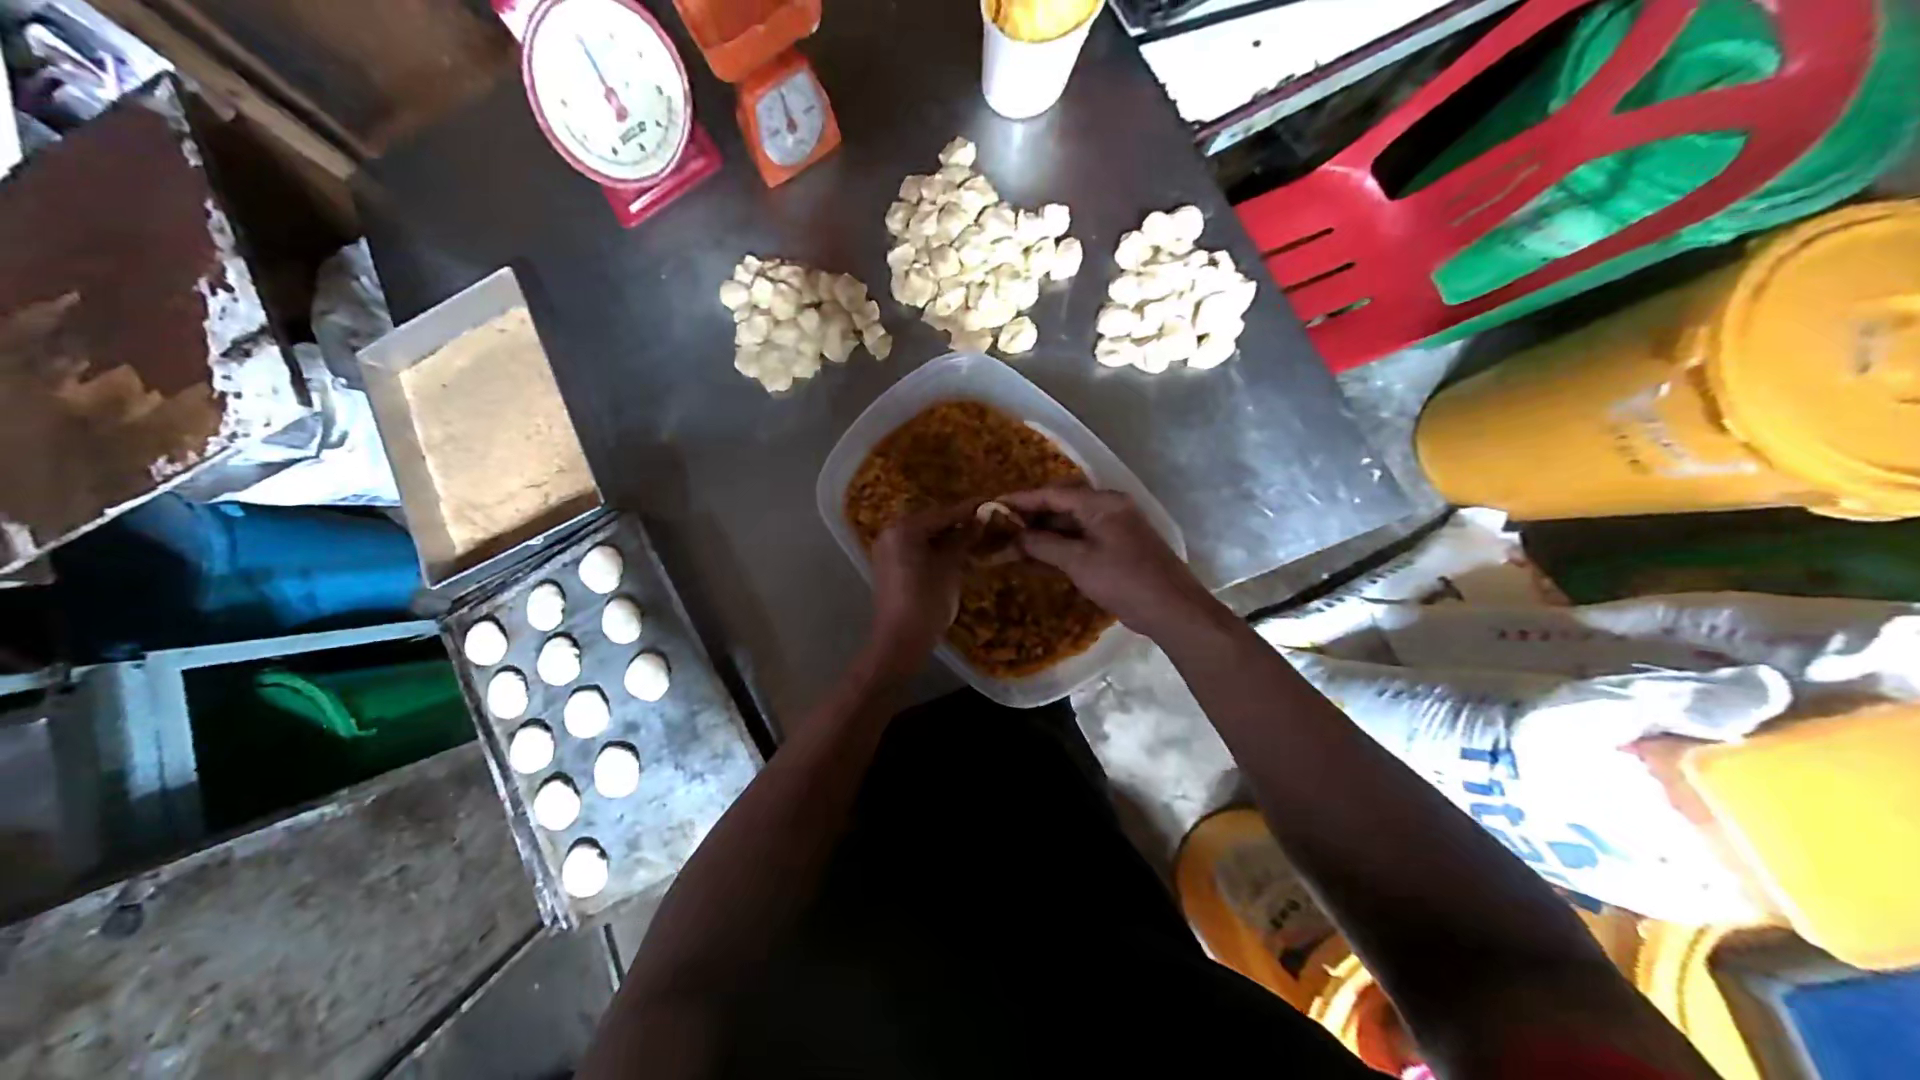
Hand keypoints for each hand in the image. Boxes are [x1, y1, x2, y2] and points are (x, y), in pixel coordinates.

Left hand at [867, 502, 982, 665]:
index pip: (943, 513)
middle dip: (958, 522)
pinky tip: (956, 554)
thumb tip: (980, 519)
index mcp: (904, 529)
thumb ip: (964, 539)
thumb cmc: (927, 601)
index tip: (992, 503)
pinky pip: (915, 549)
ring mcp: (887, 550)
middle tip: (985, 522)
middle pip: (931, 521)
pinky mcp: (889, 566)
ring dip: (947, 537)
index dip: (969, 509)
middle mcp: (891, 533)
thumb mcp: (950, 567)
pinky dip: (935, 549)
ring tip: (975, 538)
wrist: (900, 640)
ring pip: (924, 536)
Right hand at [1000, 486, 1220, 639]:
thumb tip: (1015, 537)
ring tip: (1012, 544)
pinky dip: (1060, 546)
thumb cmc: (1124, 580)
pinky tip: (1038, 558)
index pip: (1053, 494)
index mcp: (1102, 503)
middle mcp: (1109, 507)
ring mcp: (1116, 527)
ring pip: (1071, 524)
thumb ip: (1043, 545)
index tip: (993, 505)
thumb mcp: (1078, 562)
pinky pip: (1082, 539)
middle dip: (1031, 517)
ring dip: (1044, 534)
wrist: (1173, 609)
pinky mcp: (1118, 547)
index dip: (1021, 500)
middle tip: (1000, 528)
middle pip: (1062, 506)